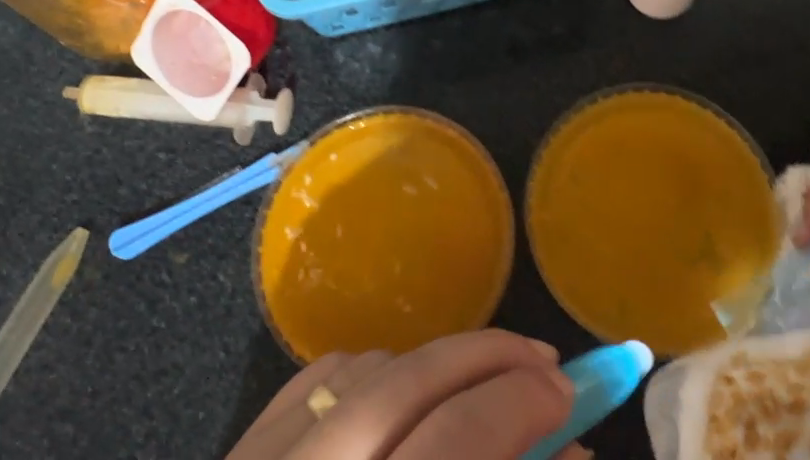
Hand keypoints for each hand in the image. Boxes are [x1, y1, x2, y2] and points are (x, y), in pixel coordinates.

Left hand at [225, 330, 586, 459]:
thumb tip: (569, 453)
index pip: (458, 439)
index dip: (520, 403)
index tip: (567, 392)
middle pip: (410, 384)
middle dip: (492, 359)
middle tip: (546, 367)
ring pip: (367, 372)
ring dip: (438, 365)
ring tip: (483, 383)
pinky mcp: (240, 452)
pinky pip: (322, 377)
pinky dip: (377, 370)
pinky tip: (406, 394)